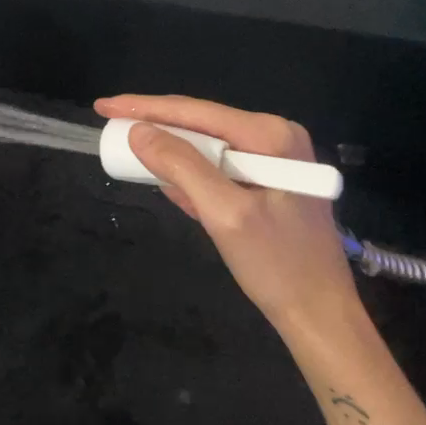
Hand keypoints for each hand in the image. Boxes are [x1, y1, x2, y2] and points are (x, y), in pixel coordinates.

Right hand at [95, 94, 358, 337]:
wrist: (322, 319)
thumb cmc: (278, 266)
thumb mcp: (224, 214)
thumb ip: (181, 166)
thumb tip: (138, 132)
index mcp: (271, 136)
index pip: (195, 112)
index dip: (144, 107)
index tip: (103, 106)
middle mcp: (276, 138)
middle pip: (200, 122)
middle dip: (154, 124)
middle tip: (109, 125)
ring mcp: (275, 161)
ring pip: (205, 144)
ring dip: (168, 148)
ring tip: (127, 146)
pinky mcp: (269, 184)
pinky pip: (217, 166)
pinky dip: (188, 170)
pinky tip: (160, 174)